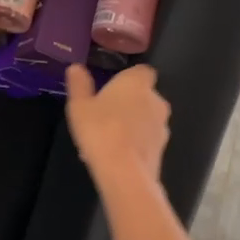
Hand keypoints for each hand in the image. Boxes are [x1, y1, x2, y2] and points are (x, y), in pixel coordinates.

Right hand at [66, 64, 169, 188]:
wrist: (124, 172)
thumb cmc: (99, 129)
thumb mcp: (79, 105)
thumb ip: (79, 84)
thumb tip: (76, 68)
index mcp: (136, 83)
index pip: (142, 71)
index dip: (129, 78)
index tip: (113, 86)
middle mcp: (155, 100)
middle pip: (145, 95)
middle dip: (130, 102)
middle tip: (105, 112)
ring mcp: (162, 126)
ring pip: (146, 118)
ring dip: (133, 123)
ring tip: (108, 136)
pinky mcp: (162, 149)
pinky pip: (146, 139)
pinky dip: (136, 142)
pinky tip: (116, 153)